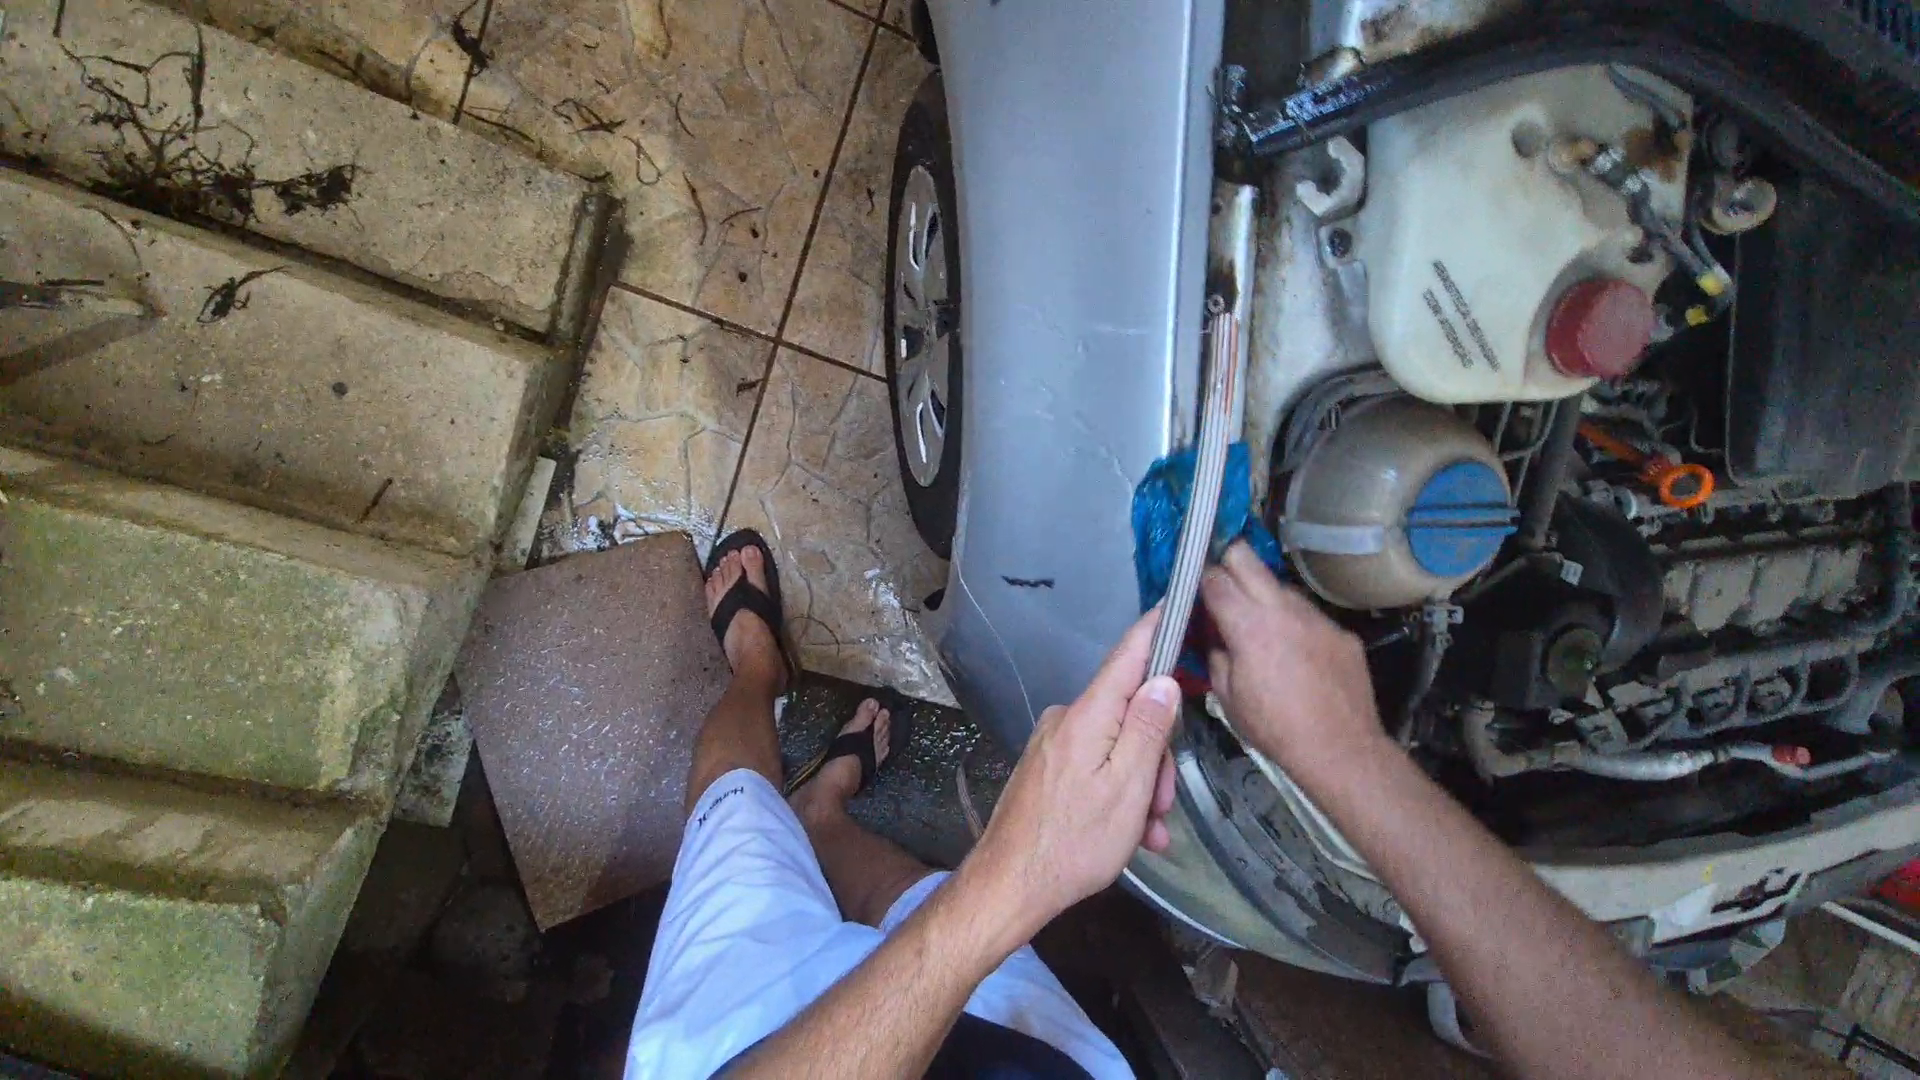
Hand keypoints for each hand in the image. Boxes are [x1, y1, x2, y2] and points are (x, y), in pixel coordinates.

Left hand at [966, 608, 1180, 933]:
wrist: (1010, 883)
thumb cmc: (1074, 841)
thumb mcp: (1127, 788)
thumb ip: (1147, 730)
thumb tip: (1162, 679)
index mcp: (1087, 715)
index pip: (1126, 657)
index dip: (1152, 631)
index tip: (1172, 604)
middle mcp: (1066, 718)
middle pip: (1128, 713)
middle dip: (1155, 755)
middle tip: (1160, 807)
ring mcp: (1053, 742)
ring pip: (1115, 746)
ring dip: (1139, 785)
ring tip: (1145, 833)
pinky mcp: (1047, 766)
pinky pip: (1095, 765)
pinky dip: (1116, 793)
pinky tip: (1128, 834)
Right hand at [1200, 542, 1387, 777]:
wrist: (1340, 749)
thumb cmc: (1274, 727)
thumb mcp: (1226, 696)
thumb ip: (1216, 656)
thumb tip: (1215, 637)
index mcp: (1249, 626)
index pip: (1215, 579)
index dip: (1200, 576)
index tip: (1194, 583)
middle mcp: (1283, 610)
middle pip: (1247, 559)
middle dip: (1228, 560)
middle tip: (1219, 577)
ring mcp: (1317, 618)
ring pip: (1281, 587)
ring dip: (1264, 596)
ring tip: (1260, 625)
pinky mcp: (1341, 632)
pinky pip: (1309, 616)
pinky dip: (1294, 624)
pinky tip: (1295, 652)